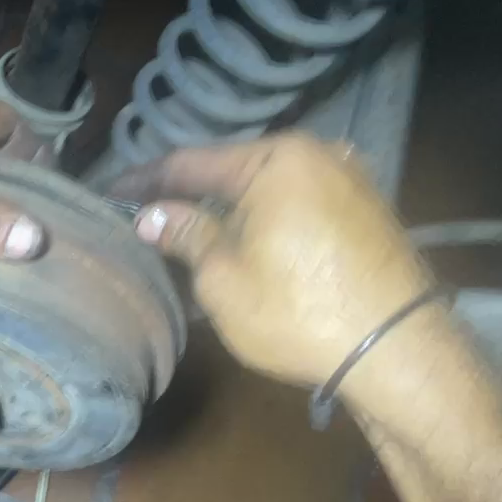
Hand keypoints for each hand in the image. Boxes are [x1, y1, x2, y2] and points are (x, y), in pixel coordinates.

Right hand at [110, 134, 433, 390]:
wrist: (393, 348)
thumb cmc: (295, 311)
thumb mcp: (223, 278)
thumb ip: (186, 235)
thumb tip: (150, 215)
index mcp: (275, 160)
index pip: (190, 162)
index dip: (143, 181)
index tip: (108, 195)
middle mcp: (316, 153)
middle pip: (231, 171)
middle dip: (186, 194)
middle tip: (145, 217)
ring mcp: (347, 178)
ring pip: (265, 188)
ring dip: (224, 209)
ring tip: (186, 232)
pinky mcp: (363, 209)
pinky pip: (294, 203)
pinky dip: (260, 218)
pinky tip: (238, 240)